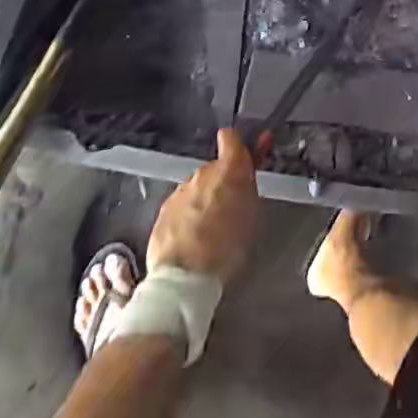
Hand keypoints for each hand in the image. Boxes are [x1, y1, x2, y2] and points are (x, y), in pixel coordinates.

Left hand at [148, 128, 259, 280]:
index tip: (245, 151)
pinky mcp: (163, 214)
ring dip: (205, 200)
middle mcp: (201, 175)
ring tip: (213, 229)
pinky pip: (182, 207)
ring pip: (197, 189)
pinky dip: (189, 216)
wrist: (185, 278)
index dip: (237, 143)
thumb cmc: (229, 247)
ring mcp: (179, 193)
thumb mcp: (253, 212)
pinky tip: (195, 238)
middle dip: (223, 181)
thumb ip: (249, 184)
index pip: (230, 138)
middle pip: (214, 169)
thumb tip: (247, 167)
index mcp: (229, 170)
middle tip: (234, 204)